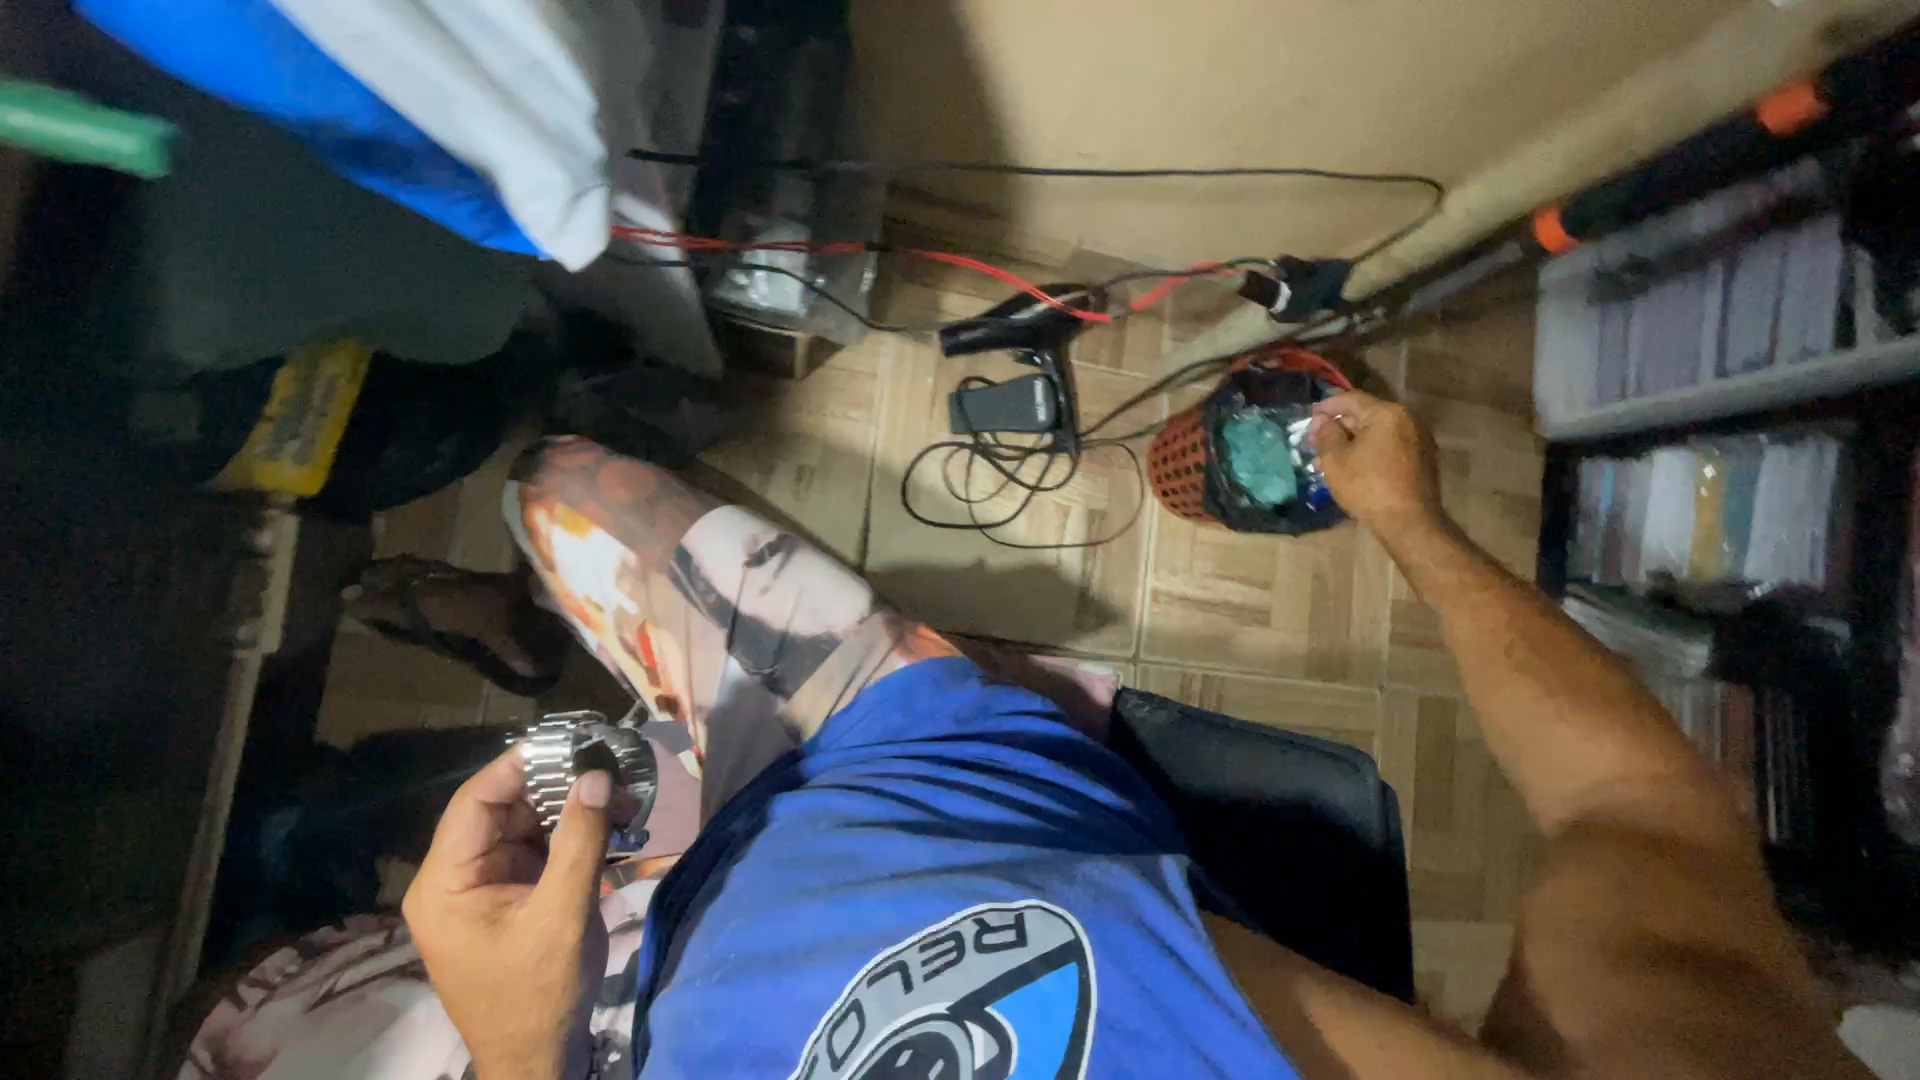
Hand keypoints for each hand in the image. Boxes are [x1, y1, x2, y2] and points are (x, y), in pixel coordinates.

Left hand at [403, 750, 620, 1079]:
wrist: (538, 1056)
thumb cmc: (537, 991)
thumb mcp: (562, 914)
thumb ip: (580, 841)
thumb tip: (597, 775)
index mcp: (448, 881)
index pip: (477, 800)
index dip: (521, 764)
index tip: (572, 739)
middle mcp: (461, 874)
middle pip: (508, 807)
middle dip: (561, 785)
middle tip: (613, 765)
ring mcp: (490, 882)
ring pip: (532, 822)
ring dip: (578, 807)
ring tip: (627, 797)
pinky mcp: (517, 892)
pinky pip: (546, 845)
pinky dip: (580, 832)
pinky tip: (617, 823)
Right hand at [1309, 390, 1448, 541]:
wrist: (1407, 520)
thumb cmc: (1366, 486)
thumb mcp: (1335, 460)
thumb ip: (1326, 434)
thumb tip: (1323, 422)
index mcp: (1386, 414)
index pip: (1351, 400)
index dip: (1326, 406)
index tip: (1309, 417)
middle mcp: (1407, 419)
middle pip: (1365, 415)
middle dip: (1337, 427)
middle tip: (1315, 442)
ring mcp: (1418, 439)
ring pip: (1376, 433)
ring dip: (1351, 441)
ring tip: (1328, 459)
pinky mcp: (1421, 457)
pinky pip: (1388, 445)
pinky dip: (1368, 450)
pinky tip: (1352, 466)